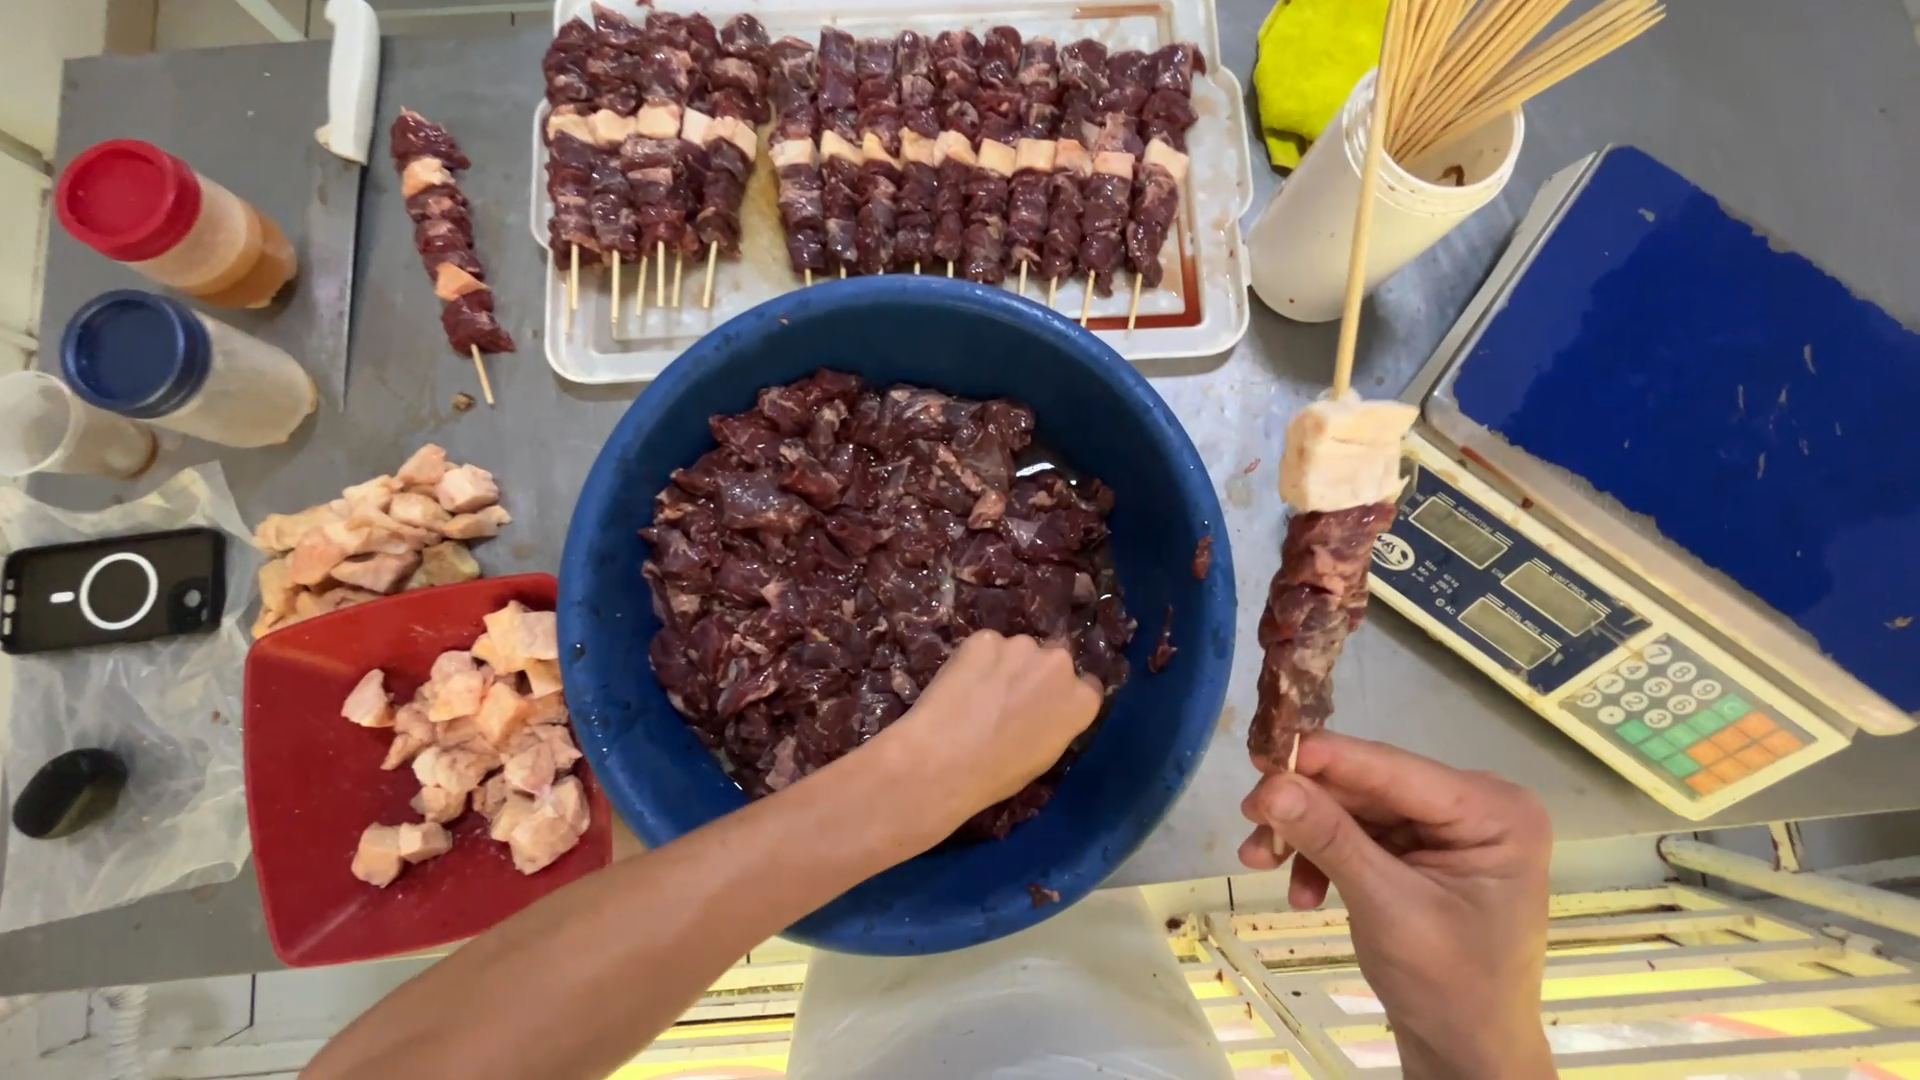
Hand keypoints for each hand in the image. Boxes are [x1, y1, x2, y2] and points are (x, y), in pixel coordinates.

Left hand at [873, 631, 1103, 820]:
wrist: (943, 760)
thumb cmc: (997, 774)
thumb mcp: (1045, 754)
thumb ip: (1057, 720)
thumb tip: (1047, 708)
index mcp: (1082, 700)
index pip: (1086, 684)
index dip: (1064, 693)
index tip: (1046, 704)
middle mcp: (1059, 664)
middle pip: (1054, 658)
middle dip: (1037, 671)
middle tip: (1011, 695)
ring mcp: (1021, 645)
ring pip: (1018, 649)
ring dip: (1005, 663)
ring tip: (979, 691)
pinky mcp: (985, 637)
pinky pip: (986, 645)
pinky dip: (976, 659)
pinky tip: (960, 683)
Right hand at [1238, 733, 1554, 1079]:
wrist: (1466, 1058)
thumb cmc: (1449, 987)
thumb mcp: (1385, 906)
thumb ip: (1328, 837)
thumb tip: (1269, 785)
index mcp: (1491, 809)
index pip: (1388, 766)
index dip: (1320, 757)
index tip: (1259, 755)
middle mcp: (1470, 803)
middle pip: (1363, 784)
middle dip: (1304, 806)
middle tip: (1249, 820)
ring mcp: (1442, 825)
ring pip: (1348, 806)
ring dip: (1302, 833)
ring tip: (1258, 861)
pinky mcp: (1416, 847)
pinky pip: (1353, 832)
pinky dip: (1319, 855)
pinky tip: (1300, 891)